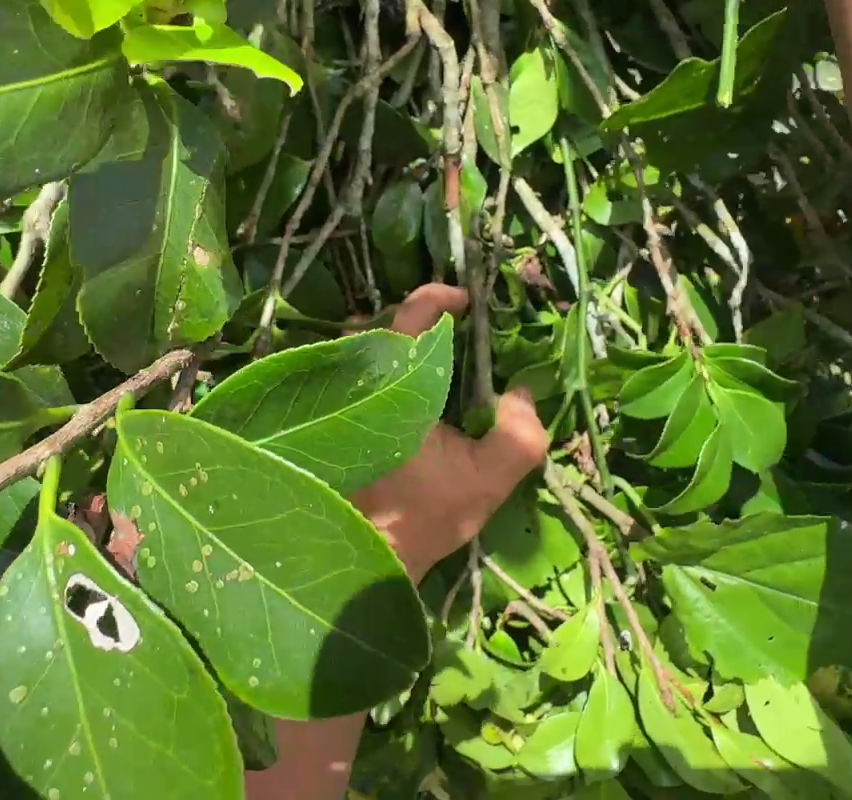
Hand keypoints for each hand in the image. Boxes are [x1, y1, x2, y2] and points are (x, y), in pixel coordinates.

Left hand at [349, 285, 552, 579]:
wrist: (359, 554)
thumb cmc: (420, 514)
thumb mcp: (485, 481)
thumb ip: (519, 436)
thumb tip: (522, 392)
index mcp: (396, 380)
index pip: (413, 312)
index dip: (442, 297)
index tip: (468, 303)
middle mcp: (359, 376)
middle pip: (386, 323)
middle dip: (421, 321)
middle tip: (455, 335)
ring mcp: (337, 393)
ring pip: (365, 345)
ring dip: (397, 343)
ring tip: (431, 361)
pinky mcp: (330, 413)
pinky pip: (352, 369)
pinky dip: (377, 366)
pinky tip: (401, 391)